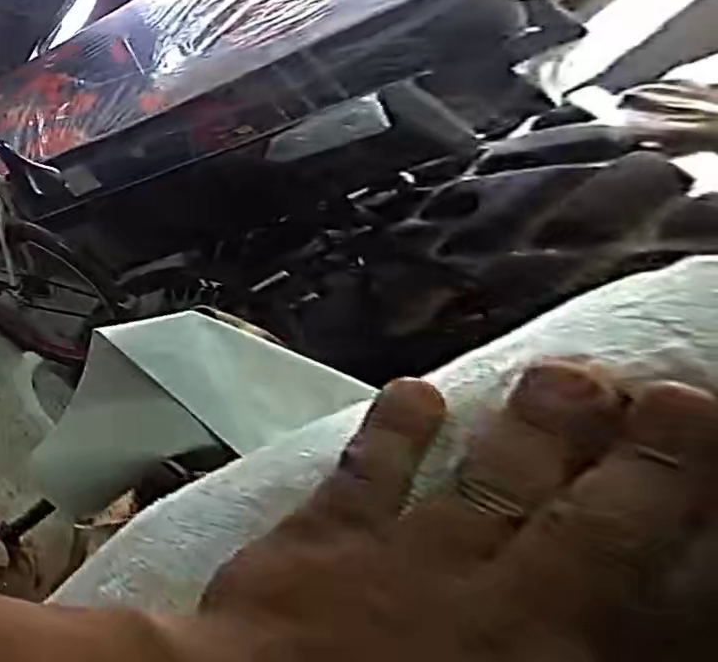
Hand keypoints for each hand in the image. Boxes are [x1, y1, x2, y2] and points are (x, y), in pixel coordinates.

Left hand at [176, 361, 717, 661]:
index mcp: (564, 661)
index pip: (668, 606)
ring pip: (486, 483)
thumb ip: (581, 650)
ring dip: (531, 429)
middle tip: (681, 396)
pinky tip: (415, 388)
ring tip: (568, 374)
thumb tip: (631, 625)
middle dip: (647, 463)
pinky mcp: (327, 531)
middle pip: (593, 527)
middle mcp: (503, 605)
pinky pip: (369, 470)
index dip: (698, 531)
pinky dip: (393, 429)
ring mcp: (409, 559)